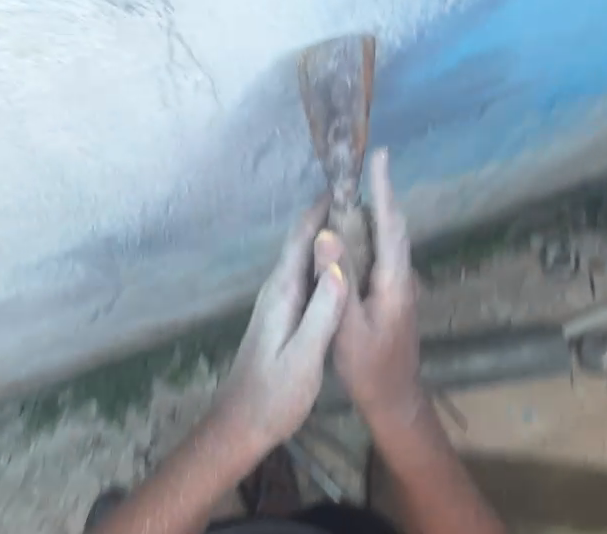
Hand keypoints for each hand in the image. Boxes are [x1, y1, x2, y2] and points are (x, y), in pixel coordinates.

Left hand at [212, 196, 349, 455]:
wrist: (242, 423)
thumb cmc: (275, 393)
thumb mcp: (305, 355)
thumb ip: (322, 310)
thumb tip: (339, 261)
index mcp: (283, 289)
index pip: (302, 236)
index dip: (322, 207)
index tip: (347, 184)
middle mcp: (279, 286)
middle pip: (304, 241)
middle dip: (329, 216)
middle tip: (363, 200)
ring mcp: (280, 299)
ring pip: (306, 257)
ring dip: (329, 238)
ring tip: (362, 225)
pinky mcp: (284, 313)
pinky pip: (307, 275)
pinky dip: (327, 262)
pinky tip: (346, 268)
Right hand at [333, 149, 426, 429]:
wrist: (396, 401)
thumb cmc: (371, 369)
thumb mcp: (348, 328)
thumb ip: (338, 282)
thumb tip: (326, 234)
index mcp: (395, 279)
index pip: (391, 224)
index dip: (384, 188)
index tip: (381, 156)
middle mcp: (402, 275)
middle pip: (392, 225)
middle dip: (378, 192)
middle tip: (359, 165)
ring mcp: (399, 284)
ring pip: (387, 238)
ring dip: (372, 211)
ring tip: (349, 190)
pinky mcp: (391, 292)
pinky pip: (381, 251)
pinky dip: (368, 232)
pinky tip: (349, 233)